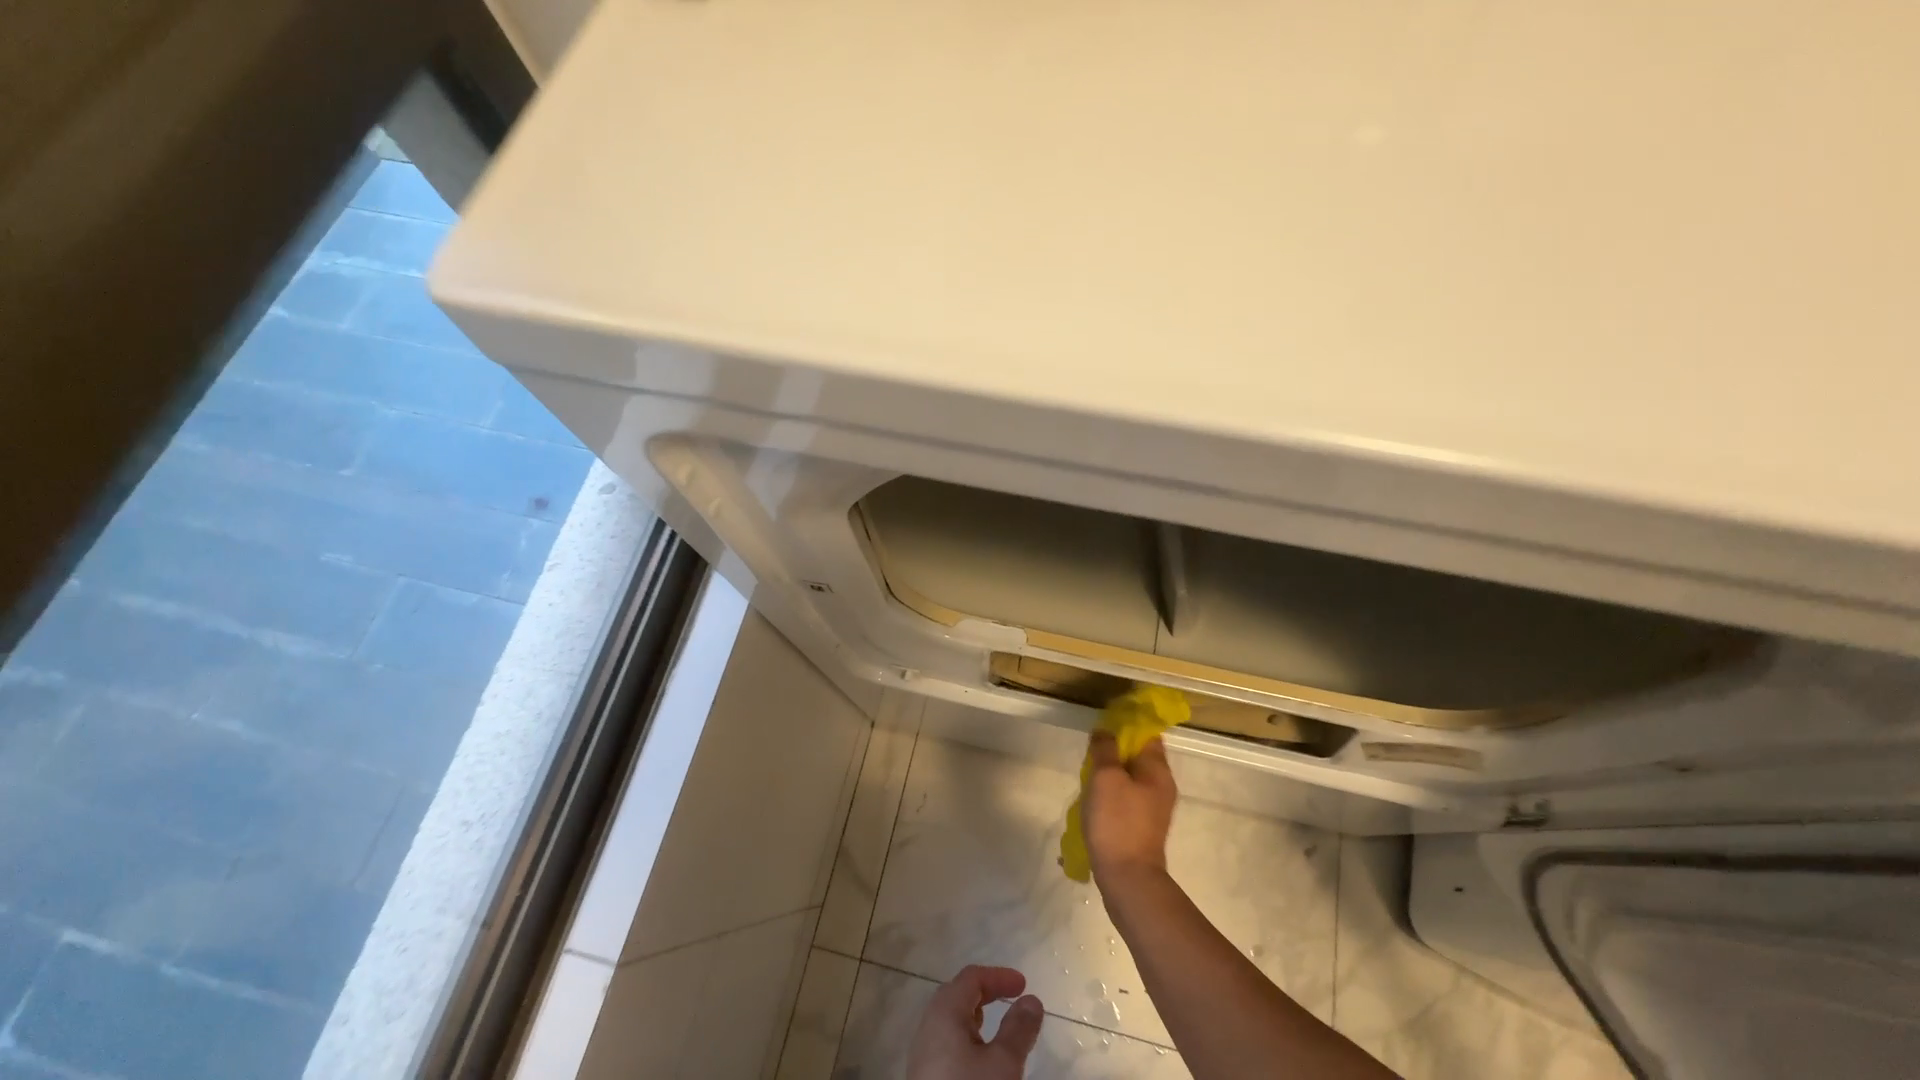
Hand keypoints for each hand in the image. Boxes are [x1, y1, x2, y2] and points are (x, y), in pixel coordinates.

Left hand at [907, 965, 1044, 1079]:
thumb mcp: (1003, 1063)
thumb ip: (1019, 1029)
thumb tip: (1031, 1000)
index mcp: (944, 1013)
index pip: (970, 978)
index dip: (998, 976)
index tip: (1024, 985)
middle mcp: (929, 1027)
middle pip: (957, 995)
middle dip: (986, 992)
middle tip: (1013, 998)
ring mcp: (924, 1053)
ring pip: (951, 1021)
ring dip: (976, 1016)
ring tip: (1000, 1027)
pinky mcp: (925, 1075)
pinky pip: (947, 1042)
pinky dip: (968, 1037)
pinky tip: (981, 1057)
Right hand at [1083, 731, 1176, 886]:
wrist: (1128, 877)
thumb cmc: (1117, 822)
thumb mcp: (1106, 778)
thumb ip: (1105, 750)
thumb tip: (1105, 731)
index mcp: (1158, 770)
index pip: (1148, 734)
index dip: (1128, 725)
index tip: (1104, 724)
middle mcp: (1161, 786)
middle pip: (1139, 757)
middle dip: (1115, 751)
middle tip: (1090, 753)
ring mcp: (1154, 809)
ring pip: (1131, 779)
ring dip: (1111, 774)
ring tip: (1088, 778)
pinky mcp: (1143, 827)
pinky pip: (1127, 799)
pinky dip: (1112, 794)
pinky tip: (1094, 803)